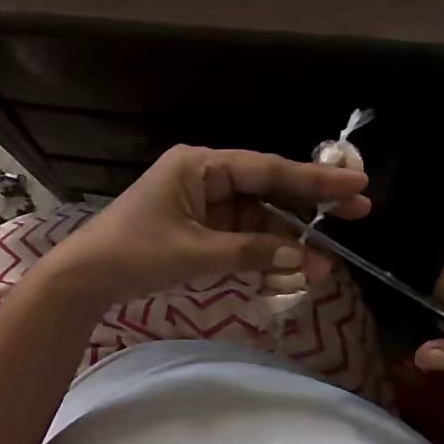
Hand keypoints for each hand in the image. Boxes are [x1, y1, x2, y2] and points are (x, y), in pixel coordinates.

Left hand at [43, 146, 370, 304]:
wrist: (85, 277)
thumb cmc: (134, 254)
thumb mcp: (194, 253)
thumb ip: (250, 252)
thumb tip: (304, 257)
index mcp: (199, 166)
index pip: (267, 168)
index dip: (314, 179)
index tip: (356, 186)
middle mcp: (203, 178)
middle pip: (265, 189)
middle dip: (308, 206)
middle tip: (358, 213)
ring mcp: (199, 205)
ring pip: (254, 218)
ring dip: (284, 240)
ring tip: (325, 263)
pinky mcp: (195, 230)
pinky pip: (237, 237)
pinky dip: (259, 252)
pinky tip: (290, 267)